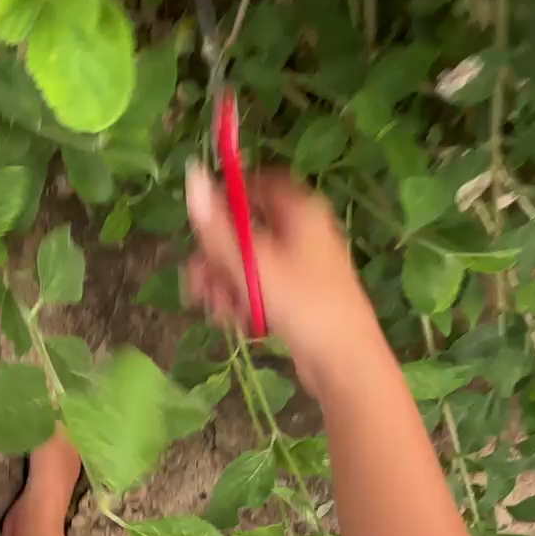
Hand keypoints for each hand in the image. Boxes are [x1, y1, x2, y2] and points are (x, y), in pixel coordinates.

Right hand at [184, 162, 388, 389]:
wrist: (342, 359)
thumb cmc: (303, 305)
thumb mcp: (253, 265)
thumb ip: (219, 227)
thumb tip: (192, 176)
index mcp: (300, 210)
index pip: (256, 185)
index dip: (225, 201)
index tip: (200, 228)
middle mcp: (301, 232)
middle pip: (245, 231)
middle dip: (216, 259)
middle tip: (198, 284)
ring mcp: (300, 266)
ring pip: (248, 264)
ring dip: (225, 285)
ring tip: (219, 311)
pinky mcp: (296, 296)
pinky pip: (259, 288)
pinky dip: (243, 301)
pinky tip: (235, 321)